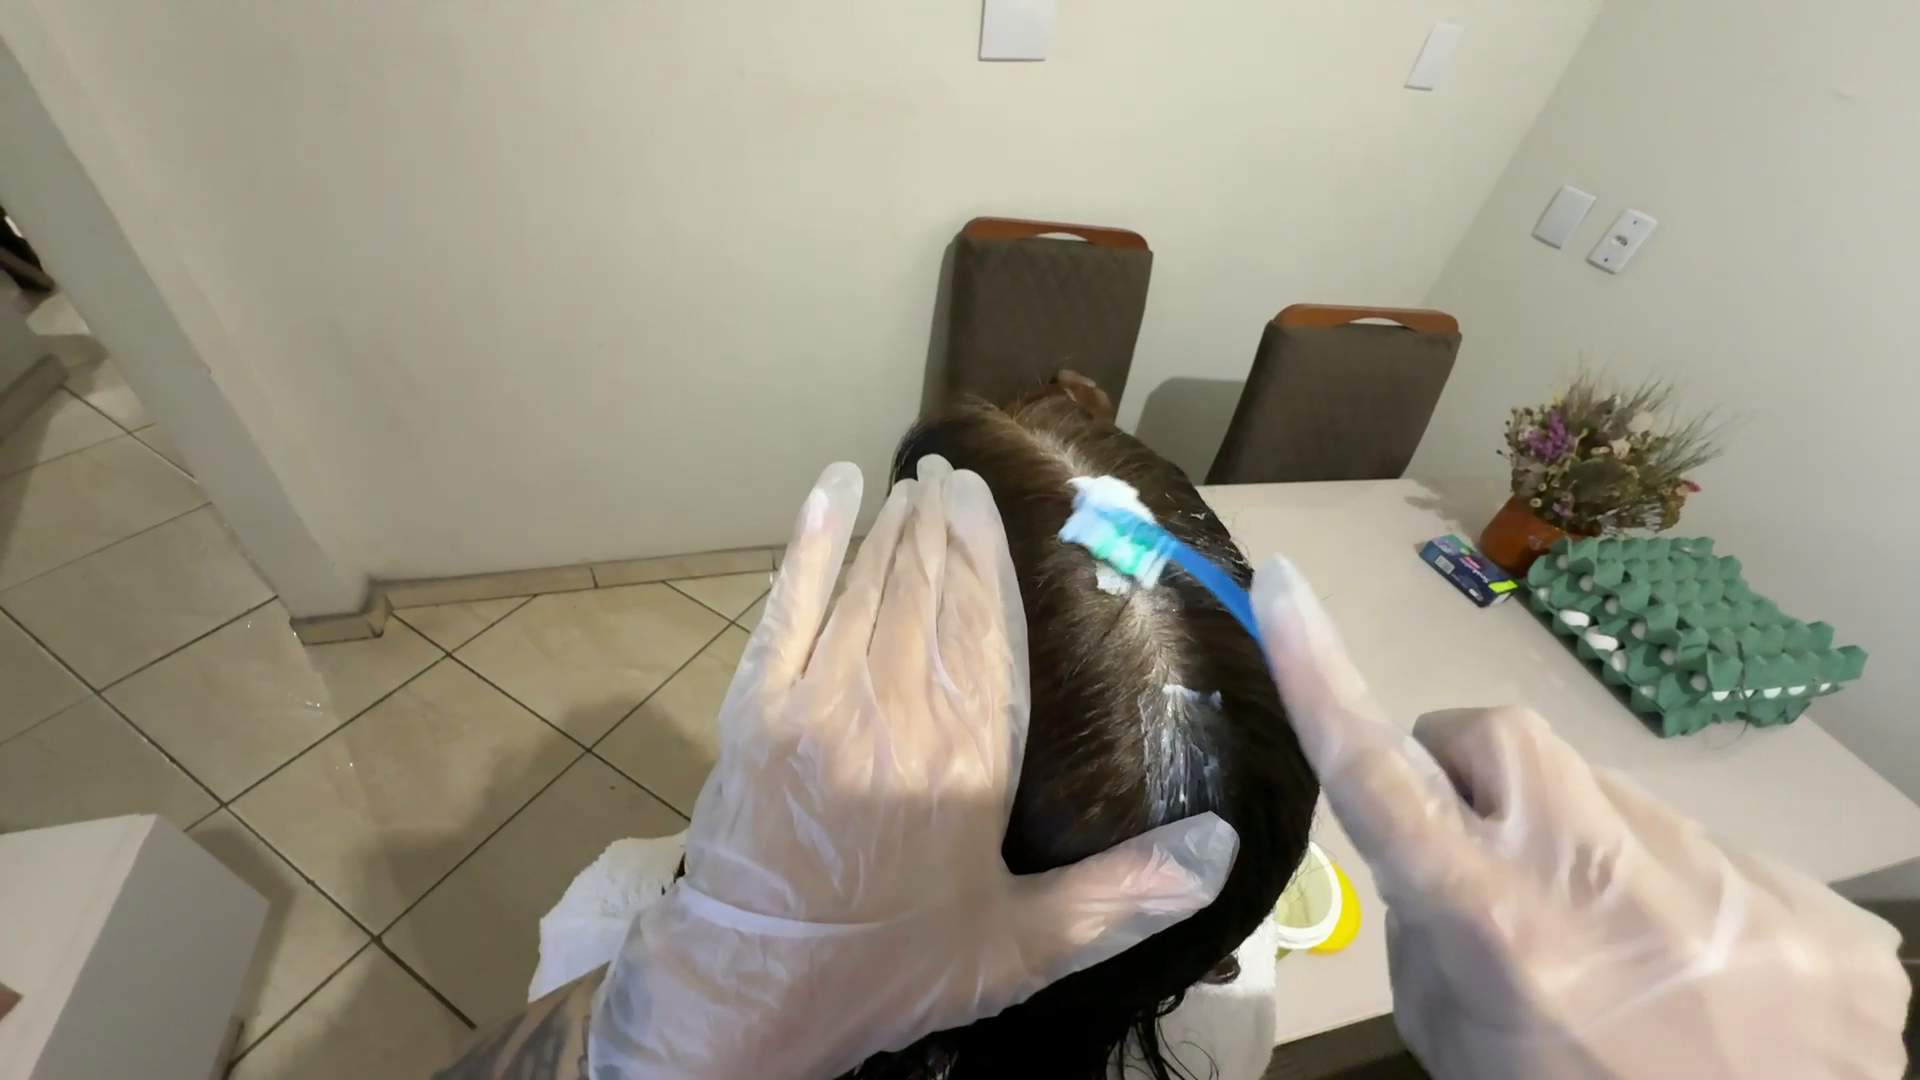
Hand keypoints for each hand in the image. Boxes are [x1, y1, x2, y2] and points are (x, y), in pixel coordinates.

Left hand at [588, 459, 1239, 1079]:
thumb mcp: (1021, 947)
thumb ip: (1124, 893)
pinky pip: (789, 605)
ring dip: (890, 526)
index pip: (982, 621)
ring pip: (867, 585)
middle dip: (938, 522)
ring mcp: (818, 698)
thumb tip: (1225, 844)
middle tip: (946, 472)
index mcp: (966, 756)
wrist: (754, 991)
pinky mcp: (756, 705)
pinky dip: (811, 544)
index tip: (980, 496)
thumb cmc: (893, 967)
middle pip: (925, 588)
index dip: (982, 549)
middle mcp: (896, 709)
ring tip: (909, 483)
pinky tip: (832, 492)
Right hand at [1250, 556, 1908, 1079]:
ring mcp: (1728, 893)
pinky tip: (1690, 961)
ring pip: (1594, 788)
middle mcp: (1604, 886)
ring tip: (1602, 927)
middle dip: (1466, 771)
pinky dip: (1661, 882)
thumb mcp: (1445, 1025)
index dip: (1316, 666)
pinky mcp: (1823, 919)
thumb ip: (1422, 910)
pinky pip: (1692, 846)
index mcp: (1491, 923)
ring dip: (1569, 833)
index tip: (1282, 582)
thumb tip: (1437, 830)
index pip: (1374, 765)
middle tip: (1484, 849)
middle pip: (1496, 737)